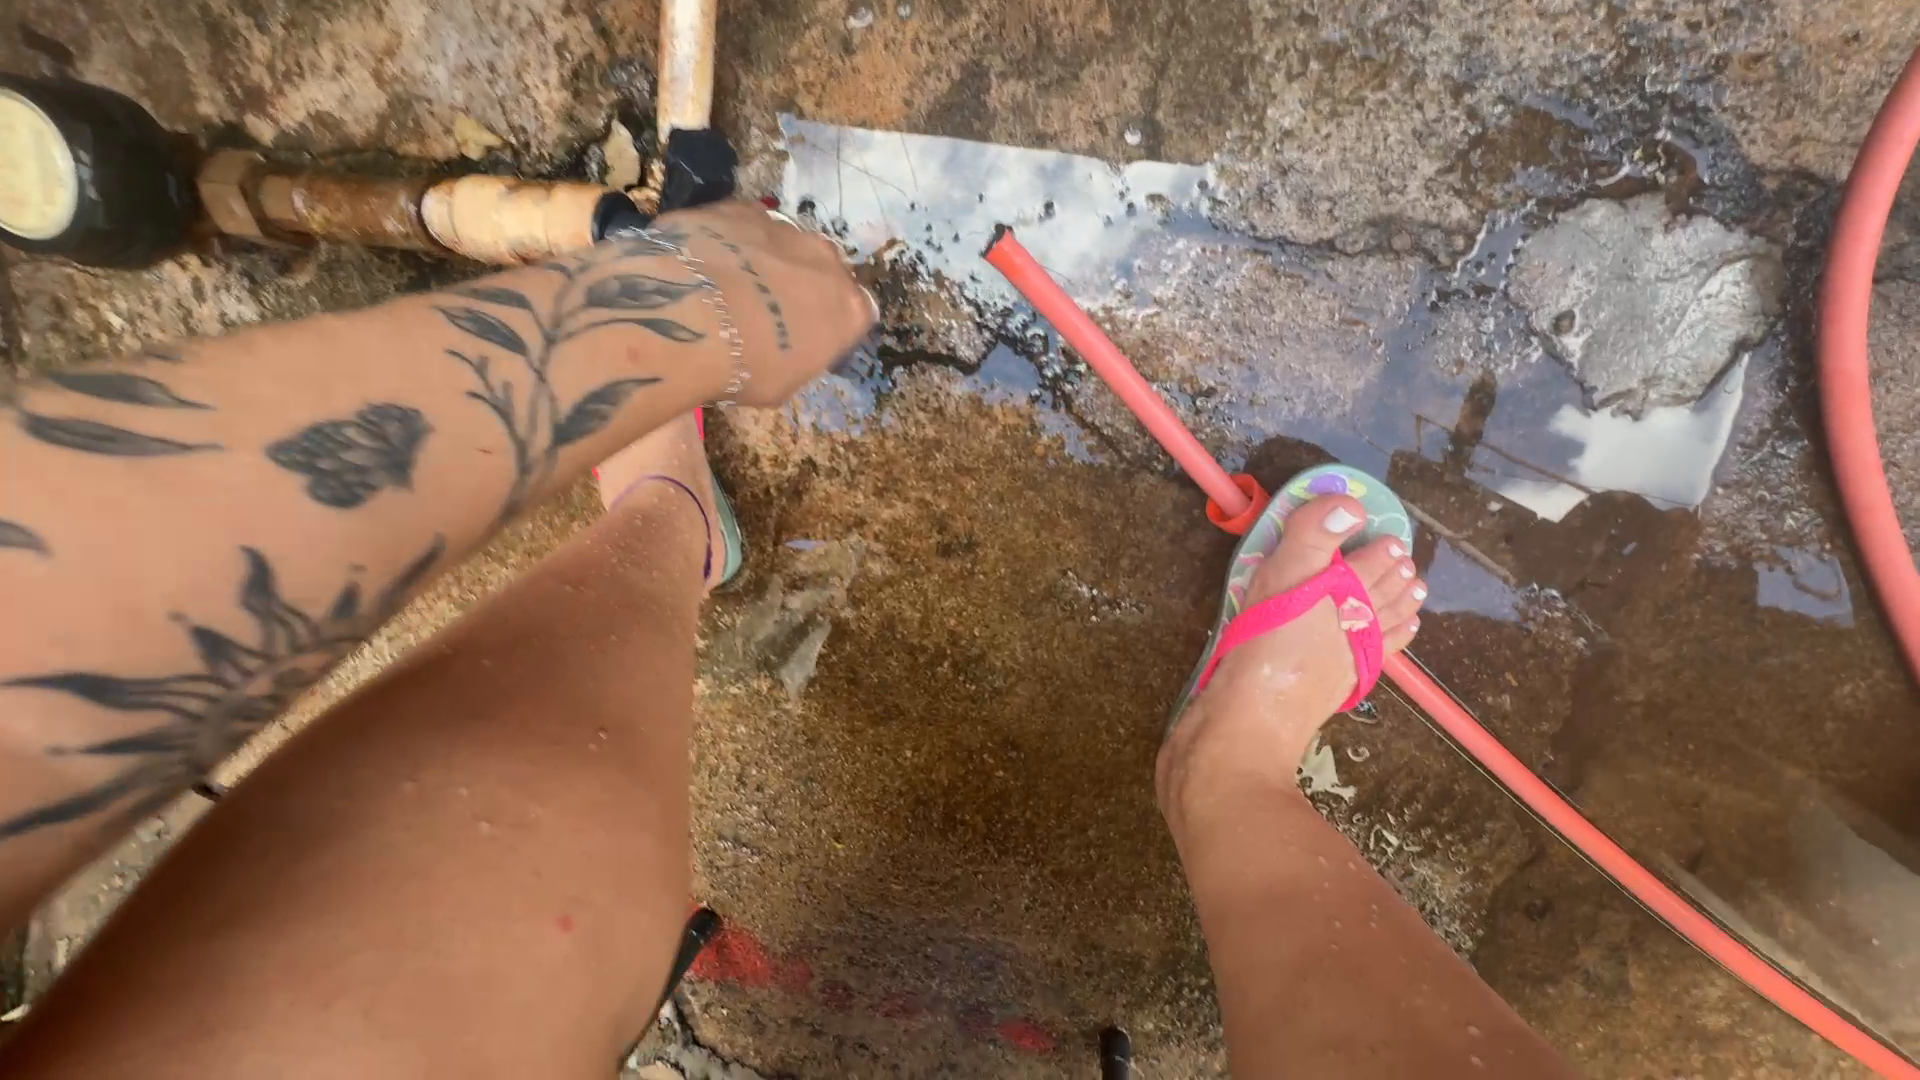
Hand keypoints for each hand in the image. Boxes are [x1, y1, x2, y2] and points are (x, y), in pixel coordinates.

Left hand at [653, 200, 876, 407]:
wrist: (690, 318)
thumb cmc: (748, 366)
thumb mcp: (786, 382)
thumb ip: (801, 355)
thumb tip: (790, 344)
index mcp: (850, 309)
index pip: (857, 312)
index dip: (832, 322)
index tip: (810, 335)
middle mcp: (827, 261)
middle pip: (824, 270)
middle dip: (803, 285)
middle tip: (770, 310)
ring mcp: (785, 228)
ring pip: (785, 244)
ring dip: (767, 260)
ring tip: (733, 285)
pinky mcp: (740, 207)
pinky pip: (744, 225)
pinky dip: (732, 241)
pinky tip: (708, 262)